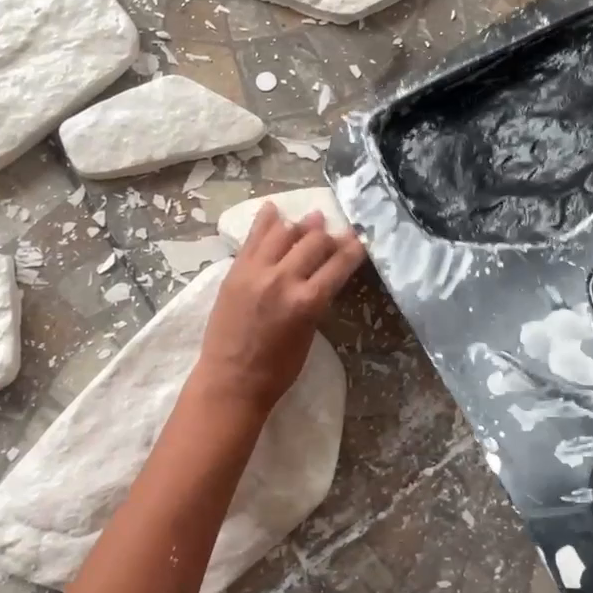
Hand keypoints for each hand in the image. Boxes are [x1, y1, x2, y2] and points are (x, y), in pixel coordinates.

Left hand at [195, 204, 364, 414]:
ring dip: (301, 226)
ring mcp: (255, 272)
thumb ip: (317, 298)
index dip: (354, 247)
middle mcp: (283, 280)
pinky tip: (274, 210)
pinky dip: (265, 222)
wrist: (230, 381)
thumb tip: (325, 272)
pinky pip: (252, 238)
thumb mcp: (309, 332)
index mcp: (307, 301)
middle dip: (329, 235)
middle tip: (336, 233)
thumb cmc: (278, 369)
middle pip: (314, 241)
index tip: (361, 237)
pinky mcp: (235, 272)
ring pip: (284, 232)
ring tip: (311, 221)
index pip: (339, 263)